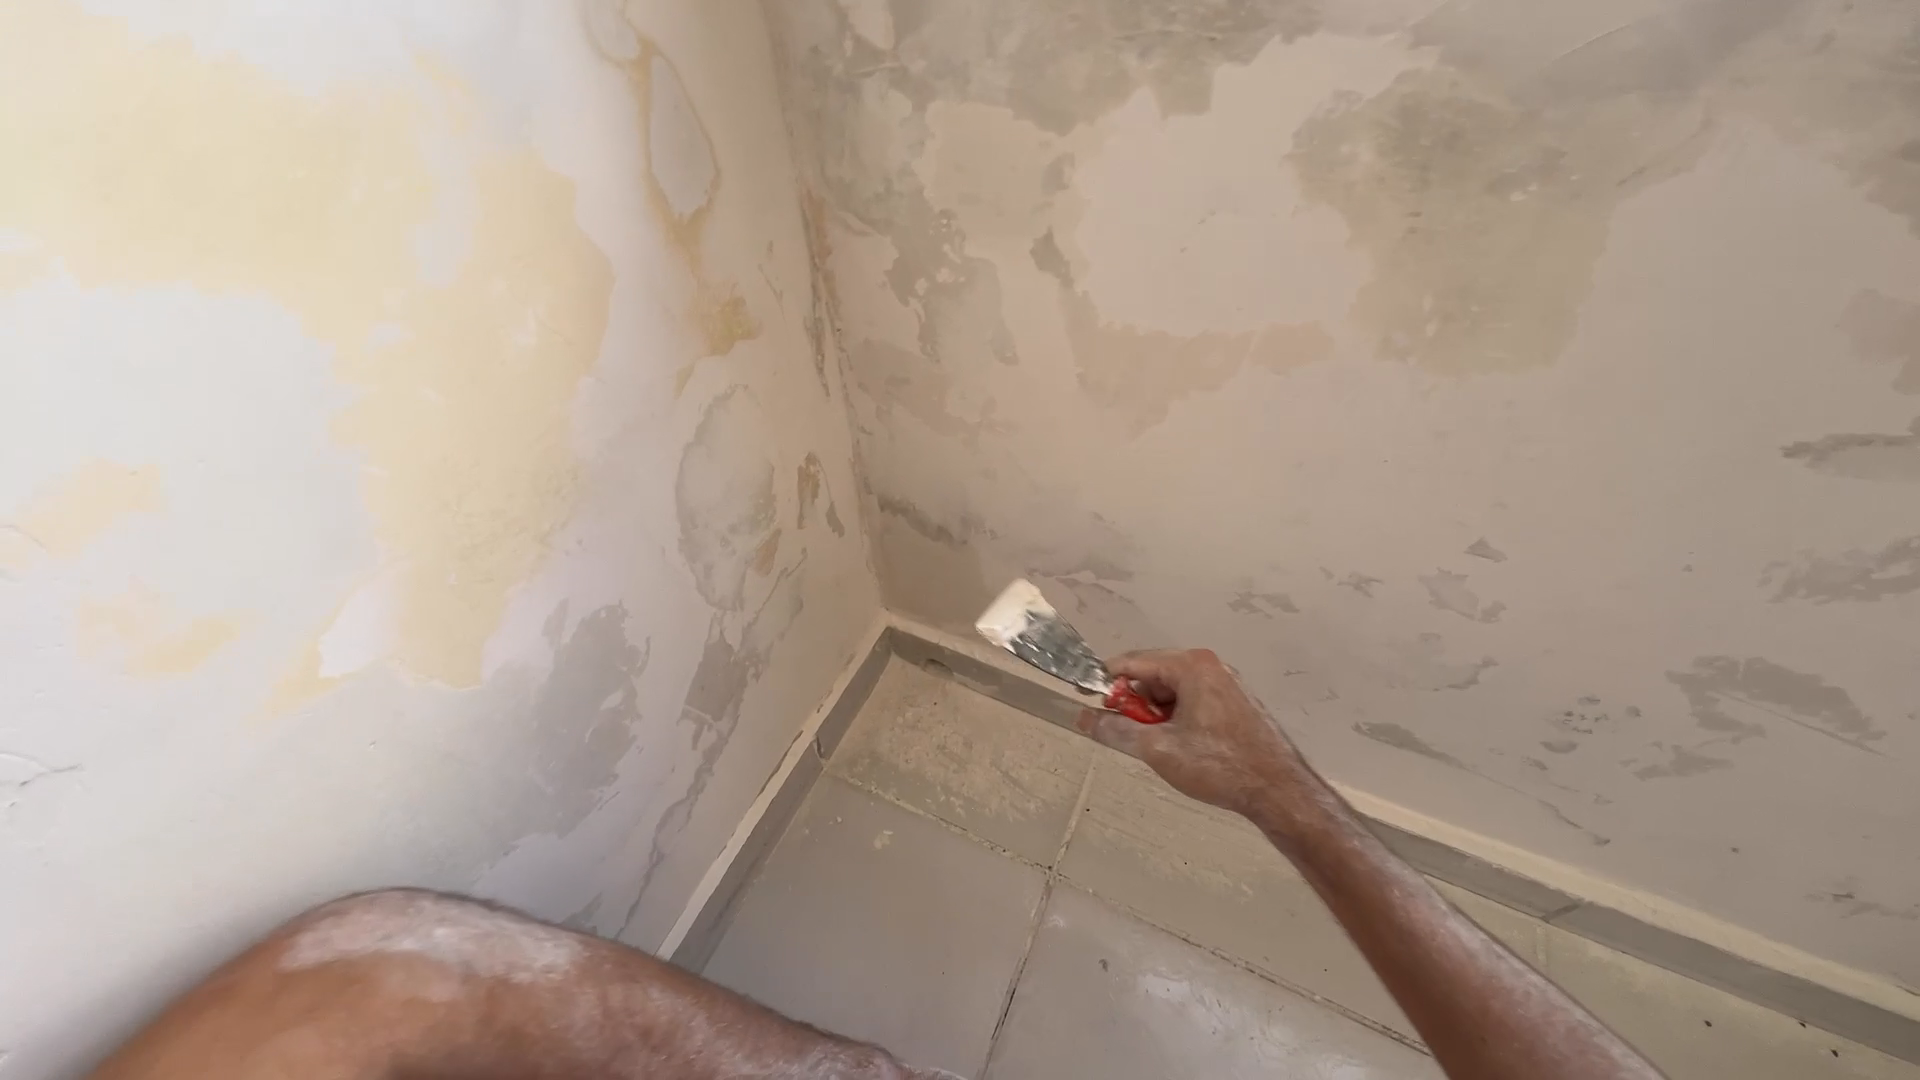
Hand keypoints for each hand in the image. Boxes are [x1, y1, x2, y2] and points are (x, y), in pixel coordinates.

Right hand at [1077, 649, 1314, 821]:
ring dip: (1156, 713)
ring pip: (1172, 689)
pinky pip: (1192, 699)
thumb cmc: (1217, 765)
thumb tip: (1082, 718)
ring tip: (1160, 745)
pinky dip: (1177, 717)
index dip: (1105, 681)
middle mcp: (1209, 665)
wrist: (1279, 792)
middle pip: (1152, 674)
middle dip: (1135, 702)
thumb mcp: (1157, 749)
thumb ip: (1115, 729)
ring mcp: (1226, 682)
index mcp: (1190, 665)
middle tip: (1131, 733)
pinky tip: (1182, 745)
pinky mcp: (1235, 702)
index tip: (1087, 701)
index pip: (1132, 662)